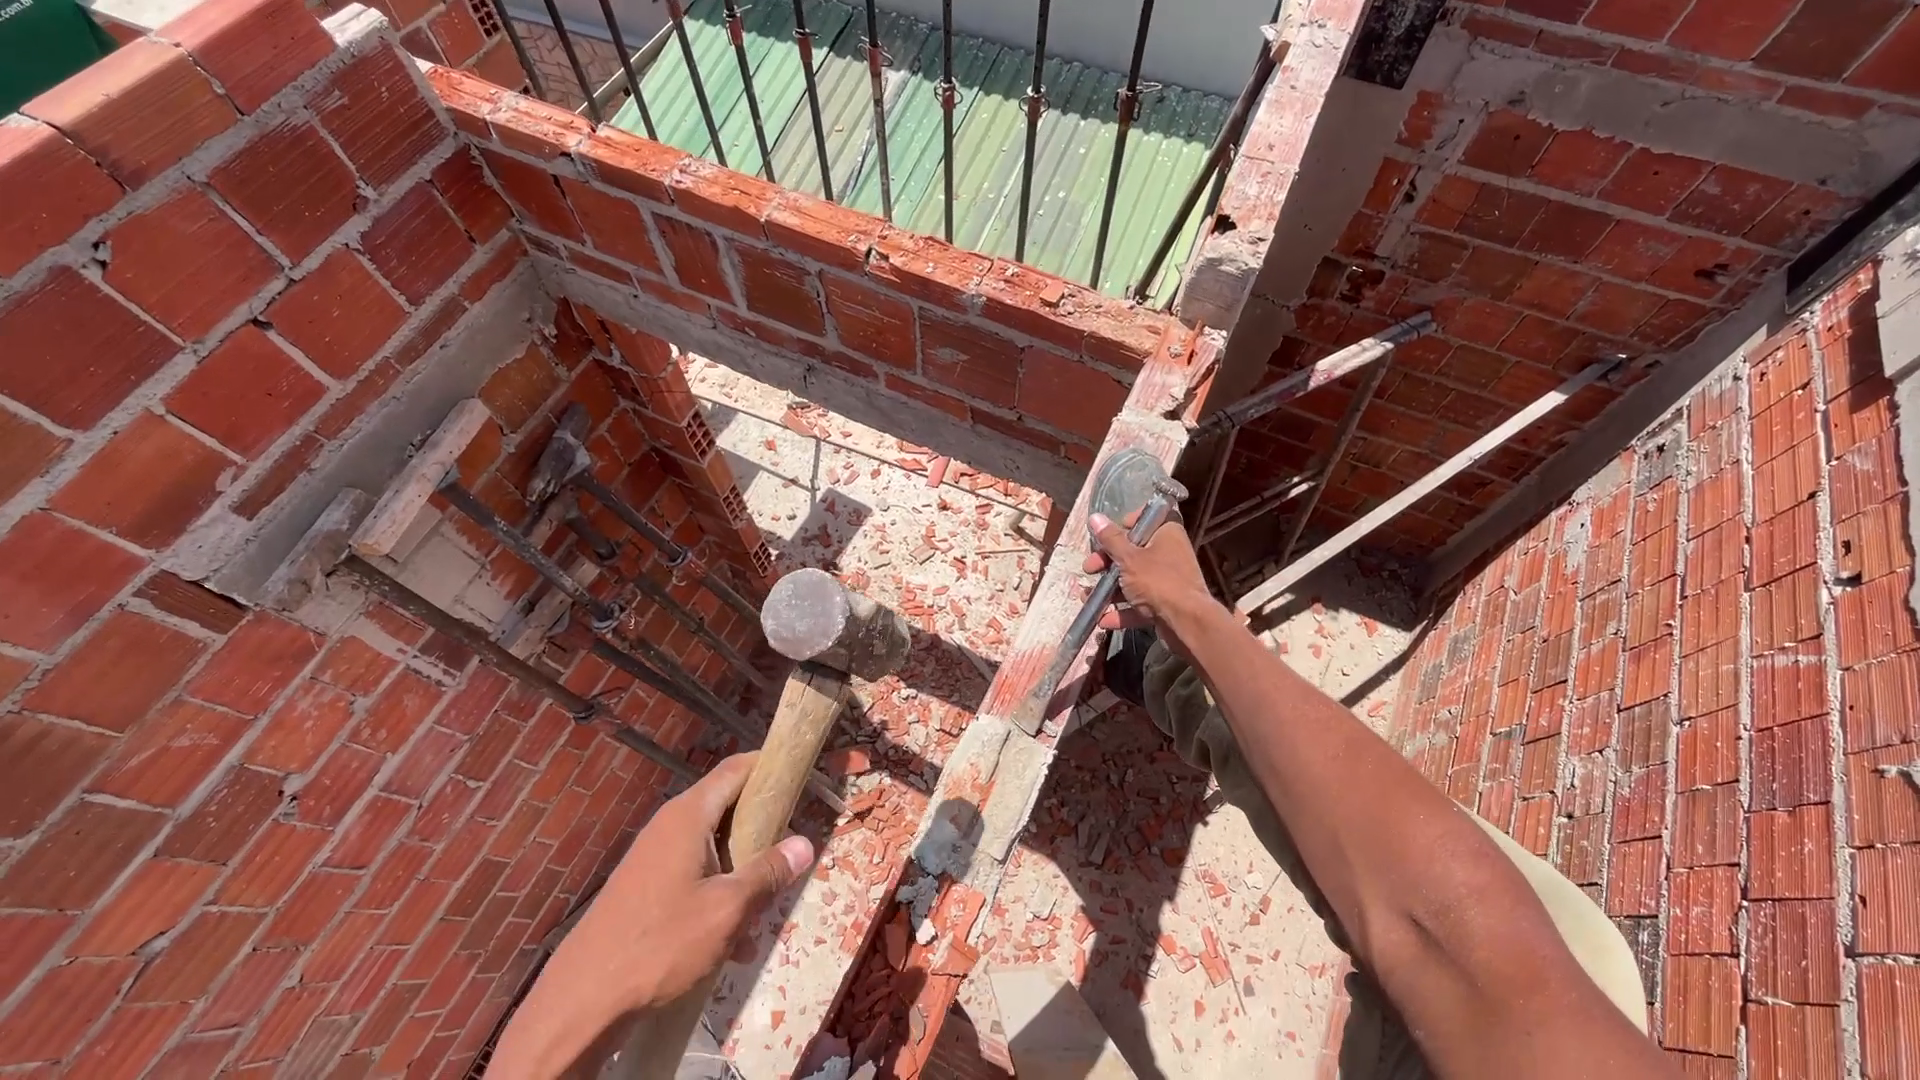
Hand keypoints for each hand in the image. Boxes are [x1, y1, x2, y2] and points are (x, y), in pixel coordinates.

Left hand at [489, 753, 813, 1074]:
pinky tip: (732, 939)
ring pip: (715, 847)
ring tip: (763, 913)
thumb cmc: (660, 943)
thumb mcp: (727, 909)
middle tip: (791, 858)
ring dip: (743, 872)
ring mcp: (655, 855)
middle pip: (728, 807)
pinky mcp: (647, 885)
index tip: (802, 779)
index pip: (736, 768)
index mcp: (688, 815)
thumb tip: (804, 844)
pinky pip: (696, 873)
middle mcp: (670, 824)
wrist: (583, 999)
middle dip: (763, 830)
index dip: (770, 767)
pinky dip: (719, 894)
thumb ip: (767, 873)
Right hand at [1082, 511, 1215, 631]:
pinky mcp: (1165, 604)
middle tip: (1089, 568)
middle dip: (1107, 563)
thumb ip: (1110, 540)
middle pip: (1133, 553)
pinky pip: (1139, 604)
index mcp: (1166, 534)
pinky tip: (1103, 619)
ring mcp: (1168, 581)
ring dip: (1110, 590)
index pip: (1145, 520)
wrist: (1186, 621)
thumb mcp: (1128, 558)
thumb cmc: (1157, 581)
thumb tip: (1095, 518)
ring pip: (1134, 581)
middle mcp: (1169, 554)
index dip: (1124, 526)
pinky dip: (1122, 611)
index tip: (1107, 536)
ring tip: (1088, 597)